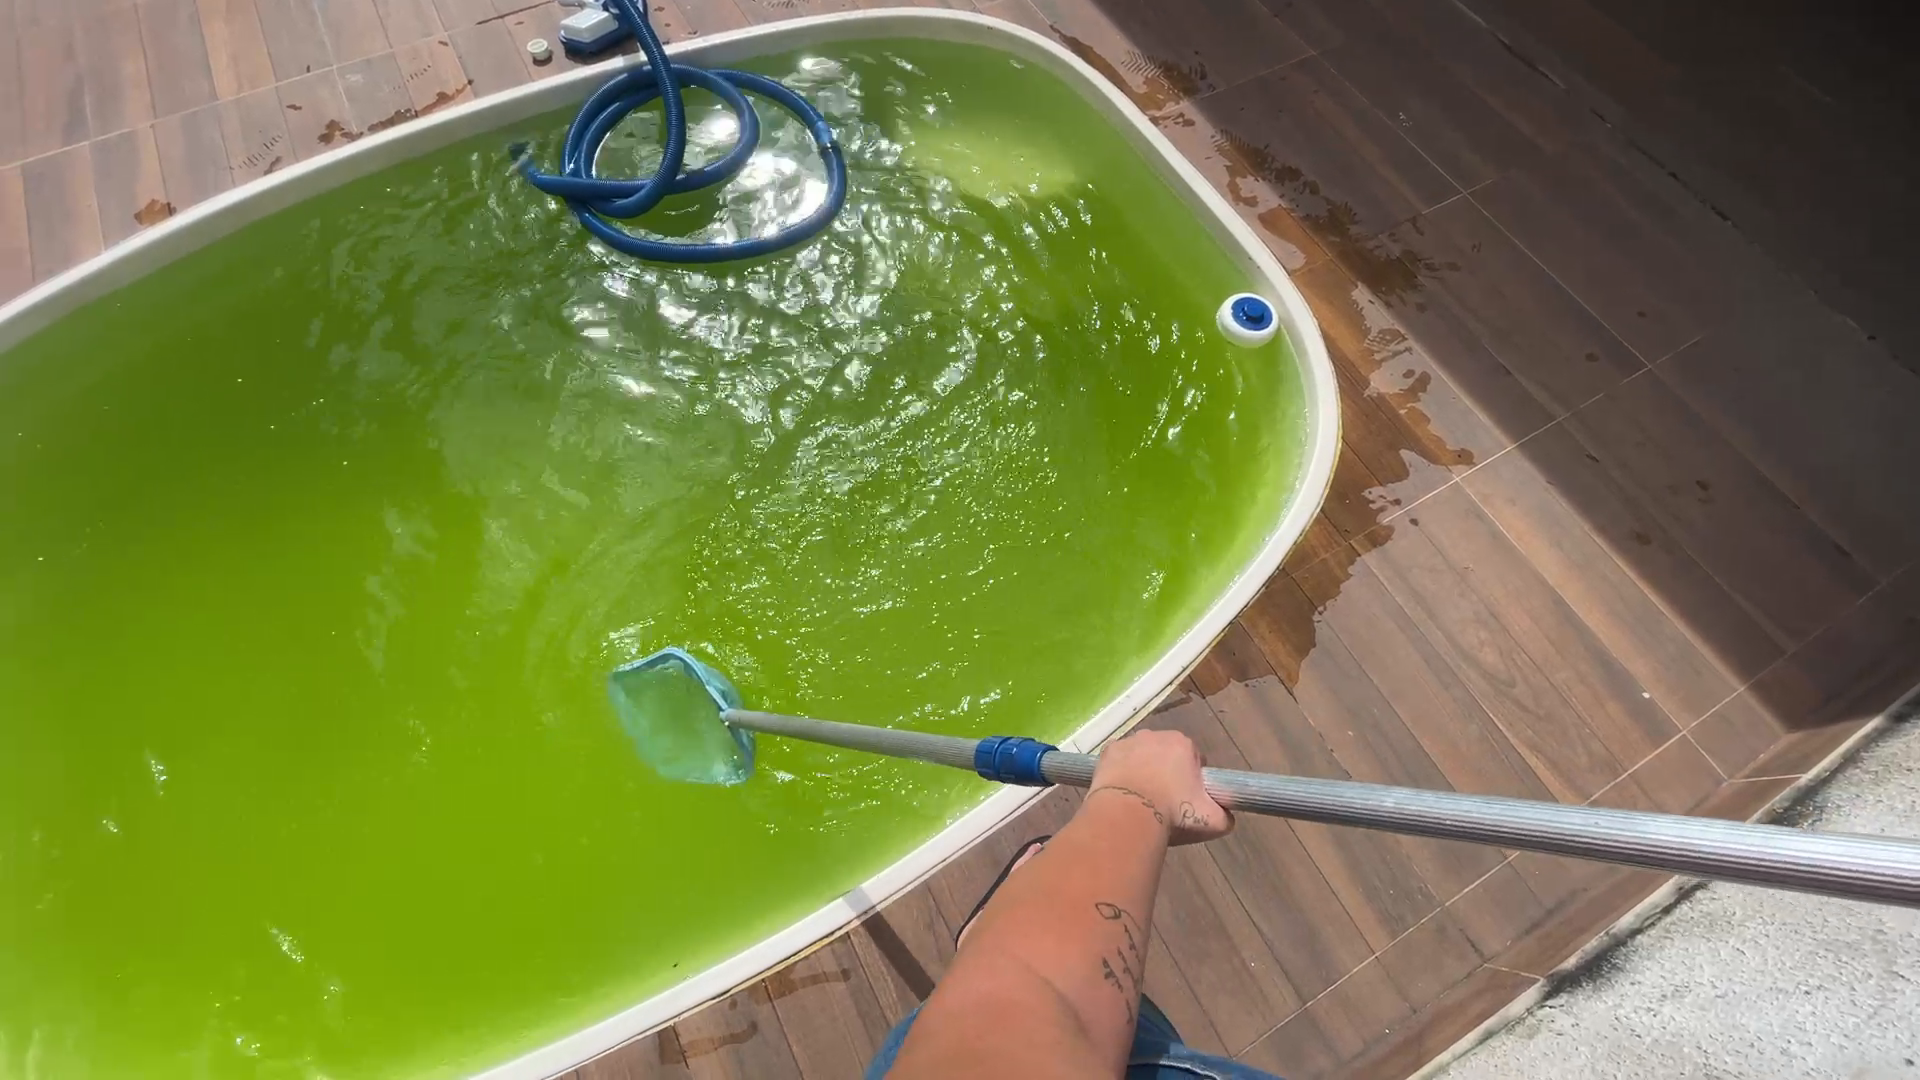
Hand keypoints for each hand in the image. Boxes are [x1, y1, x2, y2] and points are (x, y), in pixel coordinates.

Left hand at [1086, 729, 1232, 845]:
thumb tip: (1226, 814)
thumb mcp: (1213, 821)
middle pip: (1166, 754)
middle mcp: (1155, 735)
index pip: (1194, 758)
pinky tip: (1122, 792)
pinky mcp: (1107, 752)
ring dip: (1142, 770)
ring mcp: (1128, 741)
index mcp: (1183, 744)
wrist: (1128, 814)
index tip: (1187, 798)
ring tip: (1141, 798)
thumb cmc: (1174, 812)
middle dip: (1166, 771)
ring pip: (1141, 755)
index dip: (1193, 778)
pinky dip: (1120, 772)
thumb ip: (1225, 815)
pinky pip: (1118, 760)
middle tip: (1164, 800)